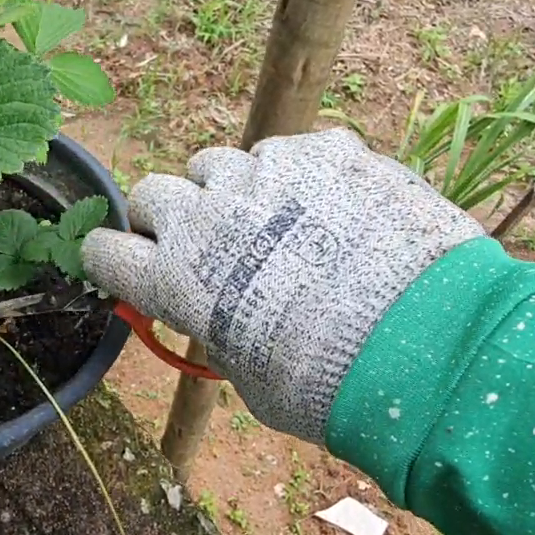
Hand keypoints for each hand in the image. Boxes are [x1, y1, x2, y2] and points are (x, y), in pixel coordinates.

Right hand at [82, 130, 479, 443]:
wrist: (430, 348)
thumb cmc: (330, 385)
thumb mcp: (248, 376)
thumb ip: (217, 333)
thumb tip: (217, 318)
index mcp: (175, 280)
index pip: (104, 252)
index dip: (113, 257)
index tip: (129, 261)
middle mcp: (204, 218)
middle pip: (151, 194)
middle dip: (169, 217)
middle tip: (206, 242)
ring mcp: (262, 174)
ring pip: (216, 164)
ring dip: (231, 191)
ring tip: (276, 223)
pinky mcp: (320, 149)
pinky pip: (287, 152)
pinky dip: (296, 177)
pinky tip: (333, 210)